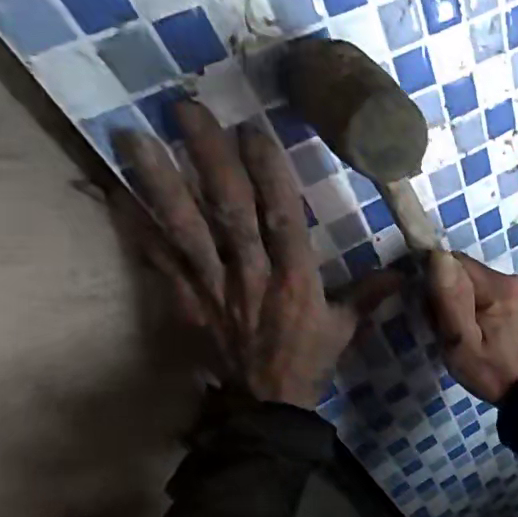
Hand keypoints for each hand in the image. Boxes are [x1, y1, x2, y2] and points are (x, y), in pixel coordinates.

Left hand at [119, 100, 399, 408]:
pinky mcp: (187, 301)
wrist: (266, 406)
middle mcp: (252, 275)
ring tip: (135, 139)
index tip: (252, 130)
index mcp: (296, 278)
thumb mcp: (345, 326)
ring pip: (186, 230)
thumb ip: (368, 292)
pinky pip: (159, 261)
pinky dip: (135, 227)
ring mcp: (214, 287)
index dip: (268, 172)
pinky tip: (112, 191)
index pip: (282, 216)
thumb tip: (405, 270)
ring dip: (160, 182)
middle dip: (208, 158)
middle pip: (228, 210)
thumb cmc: (308, 359)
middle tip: (186, 110)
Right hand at [426, 251, 517, 403]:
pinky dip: (469, 304)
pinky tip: (471, 327)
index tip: (433, 311)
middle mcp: (511, 278)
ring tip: (458, 330)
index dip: (436, 282)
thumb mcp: (461, 343)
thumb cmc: (489, 371)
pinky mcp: (514, 297)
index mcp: (499, 287)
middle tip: (444, 326)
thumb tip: (437, 256)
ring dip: (456, 300)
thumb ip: (449, 300)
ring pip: (469, 281)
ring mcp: (515, 287)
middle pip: (462, 270)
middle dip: (445, 293)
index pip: (454, 263)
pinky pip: (480, 290)